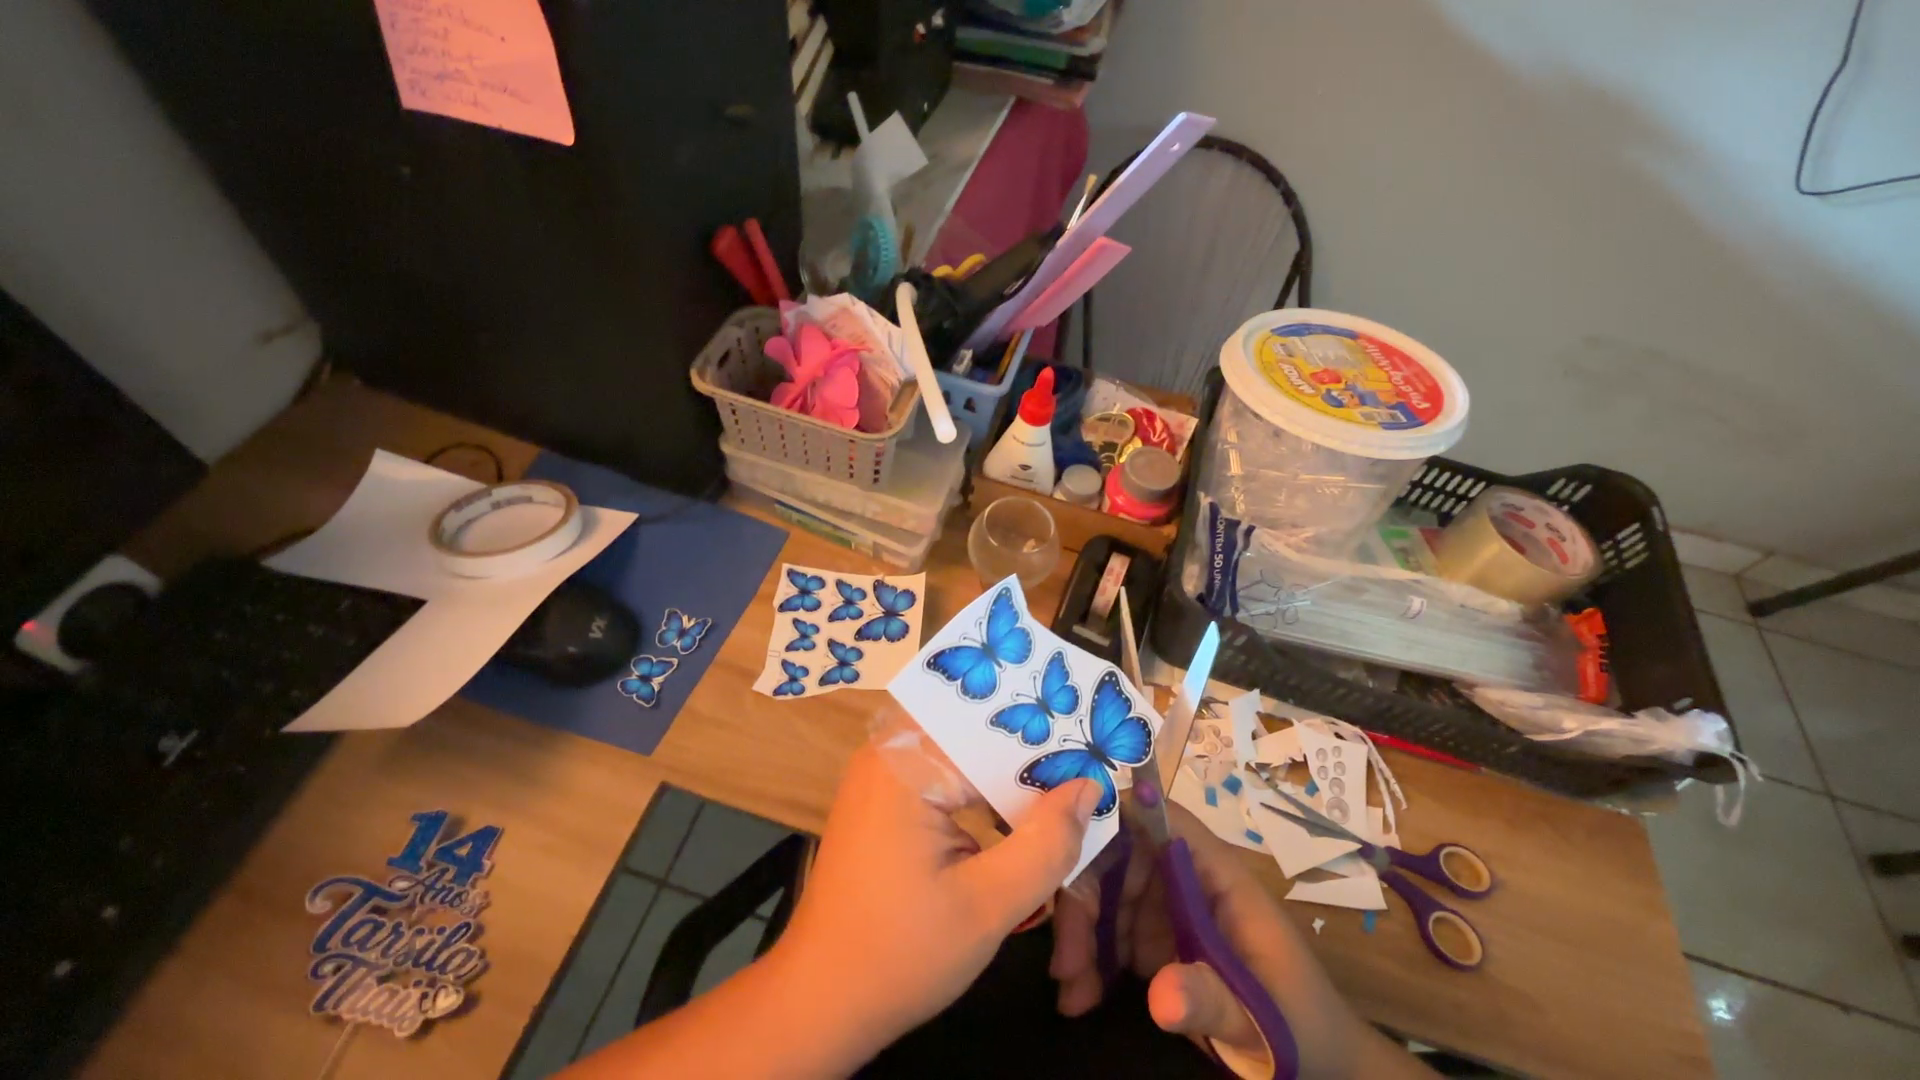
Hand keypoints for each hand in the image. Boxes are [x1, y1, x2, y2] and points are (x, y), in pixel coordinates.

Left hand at [769, 740, 1100, 1051]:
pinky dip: (986, 797)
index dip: (1050, 738)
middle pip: (979, 735)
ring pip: (966, 757)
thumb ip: (1046, 844)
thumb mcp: (987, 905)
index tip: (1101, 748)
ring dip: (1013, 778)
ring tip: (1071, 786)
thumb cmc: (900, 954)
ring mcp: (883, 777)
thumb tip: (1088, 786)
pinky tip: (1024, 817)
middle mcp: (890, 753)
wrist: (821, 1000)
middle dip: (1035, 755)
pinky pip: (947, 780)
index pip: (994, 729)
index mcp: (906, 763)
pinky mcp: (886, 803)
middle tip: (1095, 766)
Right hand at [1049, 804, 1373, 1079]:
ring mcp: (1169, 909)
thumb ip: (1213, 1003)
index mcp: (1217, 876)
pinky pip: (1109, 932)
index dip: (1110, 819)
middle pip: (1118, 857)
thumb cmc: (1302, 1032)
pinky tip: (1078, 996)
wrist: (1323, 1067)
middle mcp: (1187, 880)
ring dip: (1080, 935)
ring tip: (1069, 992)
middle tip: (1063, 963)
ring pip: (1105, 894)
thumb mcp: (1260, 1023)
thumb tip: (1160, 996)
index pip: (1159, 819)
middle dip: (1082, 899)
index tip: (1061, 850)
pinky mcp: (1157, 941)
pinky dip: (1089, 960)